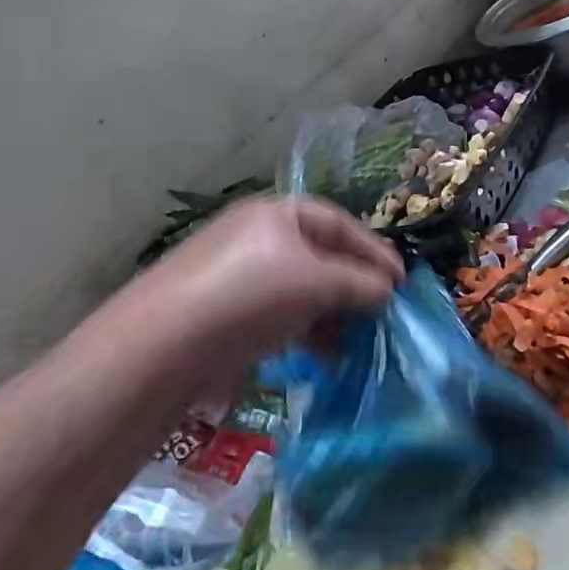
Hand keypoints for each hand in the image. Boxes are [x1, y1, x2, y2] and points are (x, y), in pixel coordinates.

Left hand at [79, 196, 403, 381]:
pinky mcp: (231, 314)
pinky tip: (328, 355)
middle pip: (323, 256)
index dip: (374, 250)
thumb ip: (361, 282)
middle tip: (385, 310)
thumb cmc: (251, 295)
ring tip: (362, 338)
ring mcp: (242, 277)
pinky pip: (284, 314)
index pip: (340, 223)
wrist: (165, 346)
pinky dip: (310, 330)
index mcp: (277, 214)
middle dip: (357, 284)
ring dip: (336, 312)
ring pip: (305, 289)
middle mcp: (259, 239)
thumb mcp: (318, 281)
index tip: (402, 280)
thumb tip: (389, 290)